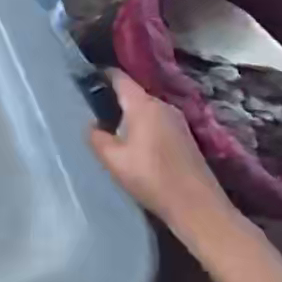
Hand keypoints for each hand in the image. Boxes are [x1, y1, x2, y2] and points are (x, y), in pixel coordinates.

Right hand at [88, 68, 237, 231]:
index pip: (119, 78)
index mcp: (143, 105)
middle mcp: (162, 106)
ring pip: (145, 108)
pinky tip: (133, 142)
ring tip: (109, 126)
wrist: (198, 207)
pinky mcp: (185, 137)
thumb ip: (96, 136)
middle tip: (91, 108)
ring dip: (128, 113)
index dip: (101, 74)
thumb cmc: (151, 177)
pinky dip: (142, 124)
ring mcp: (177, 121)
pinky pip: (156, 120)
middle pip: (133, 93)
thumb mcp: (112, 158)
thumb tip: (92, 125)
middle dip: (113, 96)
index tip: (83, 79)